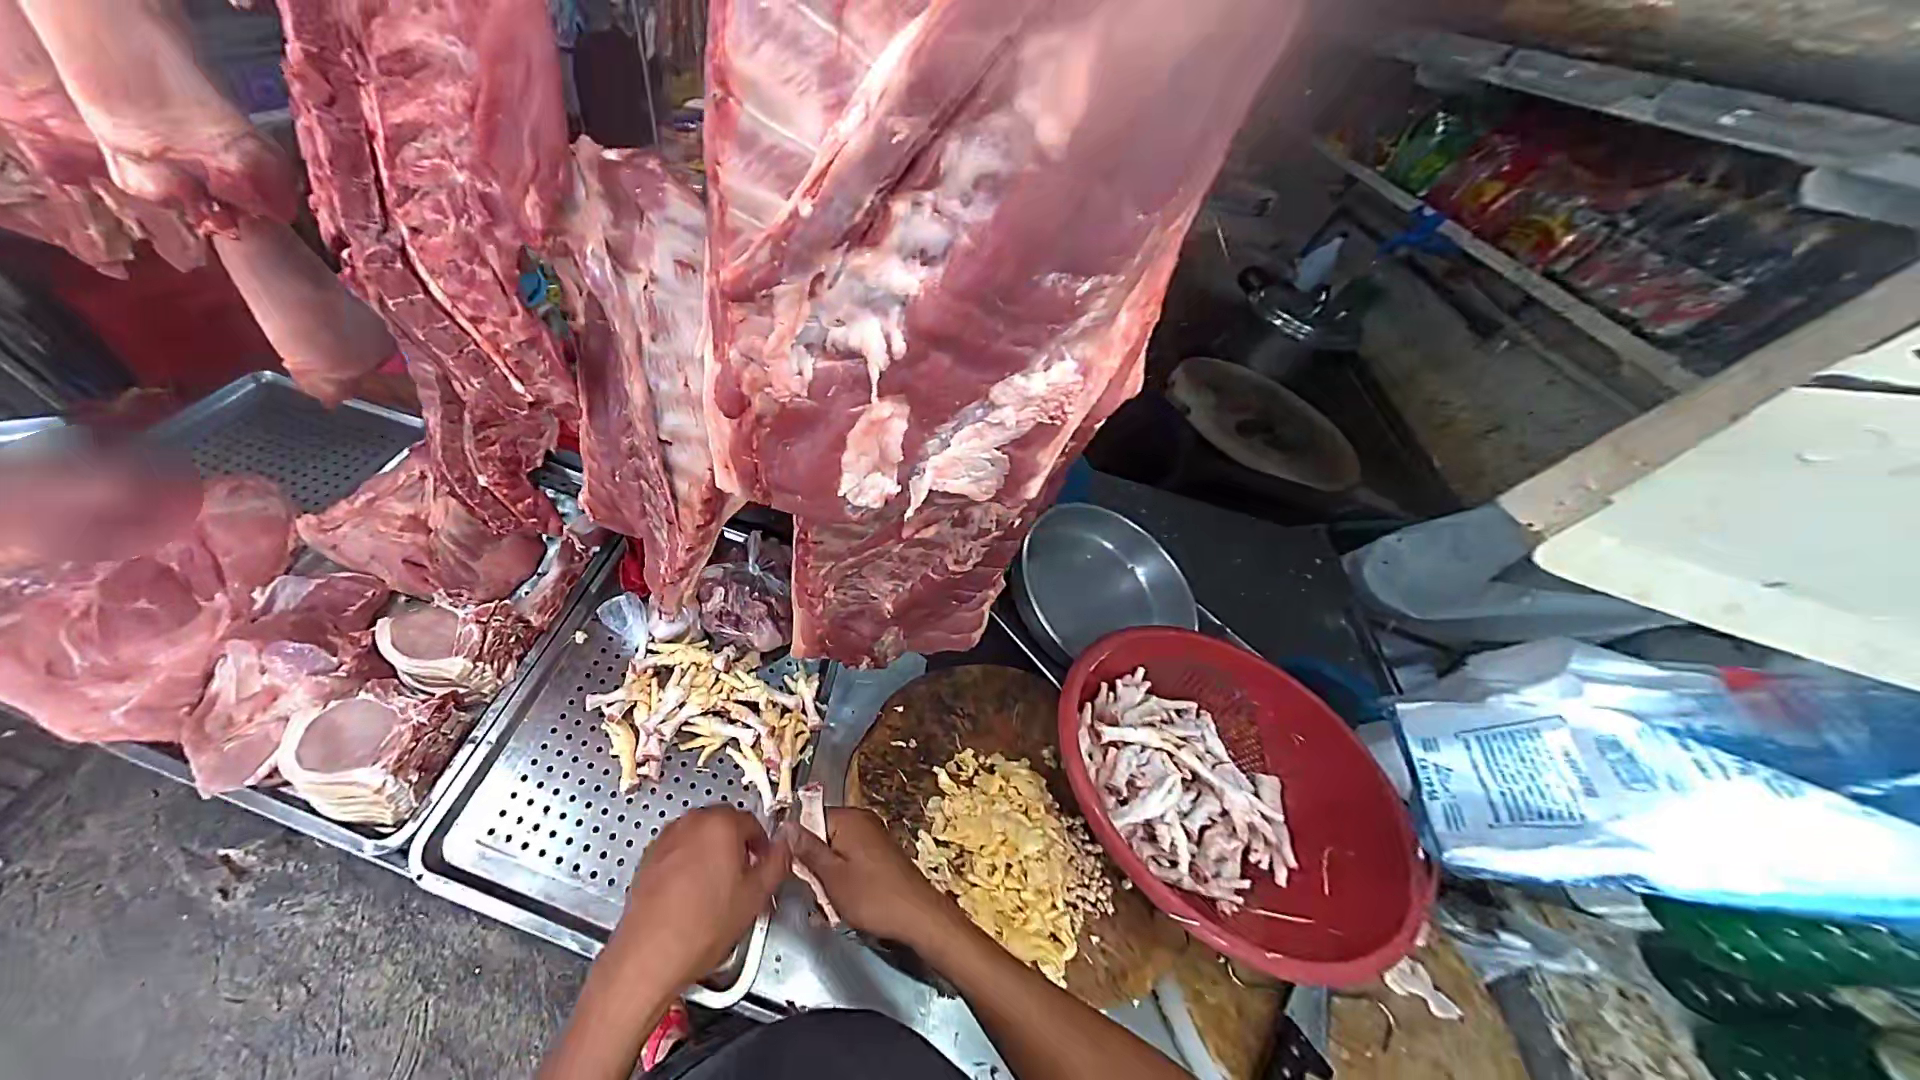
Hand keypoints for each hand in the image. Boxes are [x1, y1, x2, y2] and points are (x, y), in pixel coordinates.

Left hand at [609, 807, 789, 988]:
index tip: (763, 863)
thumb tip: (784, 845)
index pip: (752, 822)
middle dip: (736, 846)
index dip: (762, 845)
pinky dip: (688, 864)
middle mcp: (692, 823)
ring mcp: (666, 840)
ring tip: (716, 889)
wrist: (648, 957)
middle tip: (742, 877)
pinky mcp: (648, 859)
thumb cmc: (699, 928)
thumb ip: (777, 861)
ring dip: (711, 854)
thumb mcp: (756, 895)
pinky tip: (691, 896)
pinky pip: (678, 851)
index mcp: (721, 824)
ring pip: (700, 838)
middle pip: (725, 825)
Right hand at [786, 807, 968, 950]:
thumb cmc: (872, 896)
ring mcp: (873, 837)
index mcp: (849, 818)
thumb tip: (785, 826)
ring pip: (835, 854)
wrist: (917, 915)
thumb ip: (807, 849)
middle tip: (816, 892)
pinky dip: (844, 881)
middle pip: (822, 837)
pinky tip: (845, 904)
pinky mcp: (879, 854)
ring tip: (831, 903)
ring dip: (828, 878)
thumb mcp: (831, 875)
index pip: (809, 819)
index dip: (798, 845)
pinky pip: (851, 862)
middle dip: (815, 866)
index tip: (796, 869)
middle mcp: (862, 821)